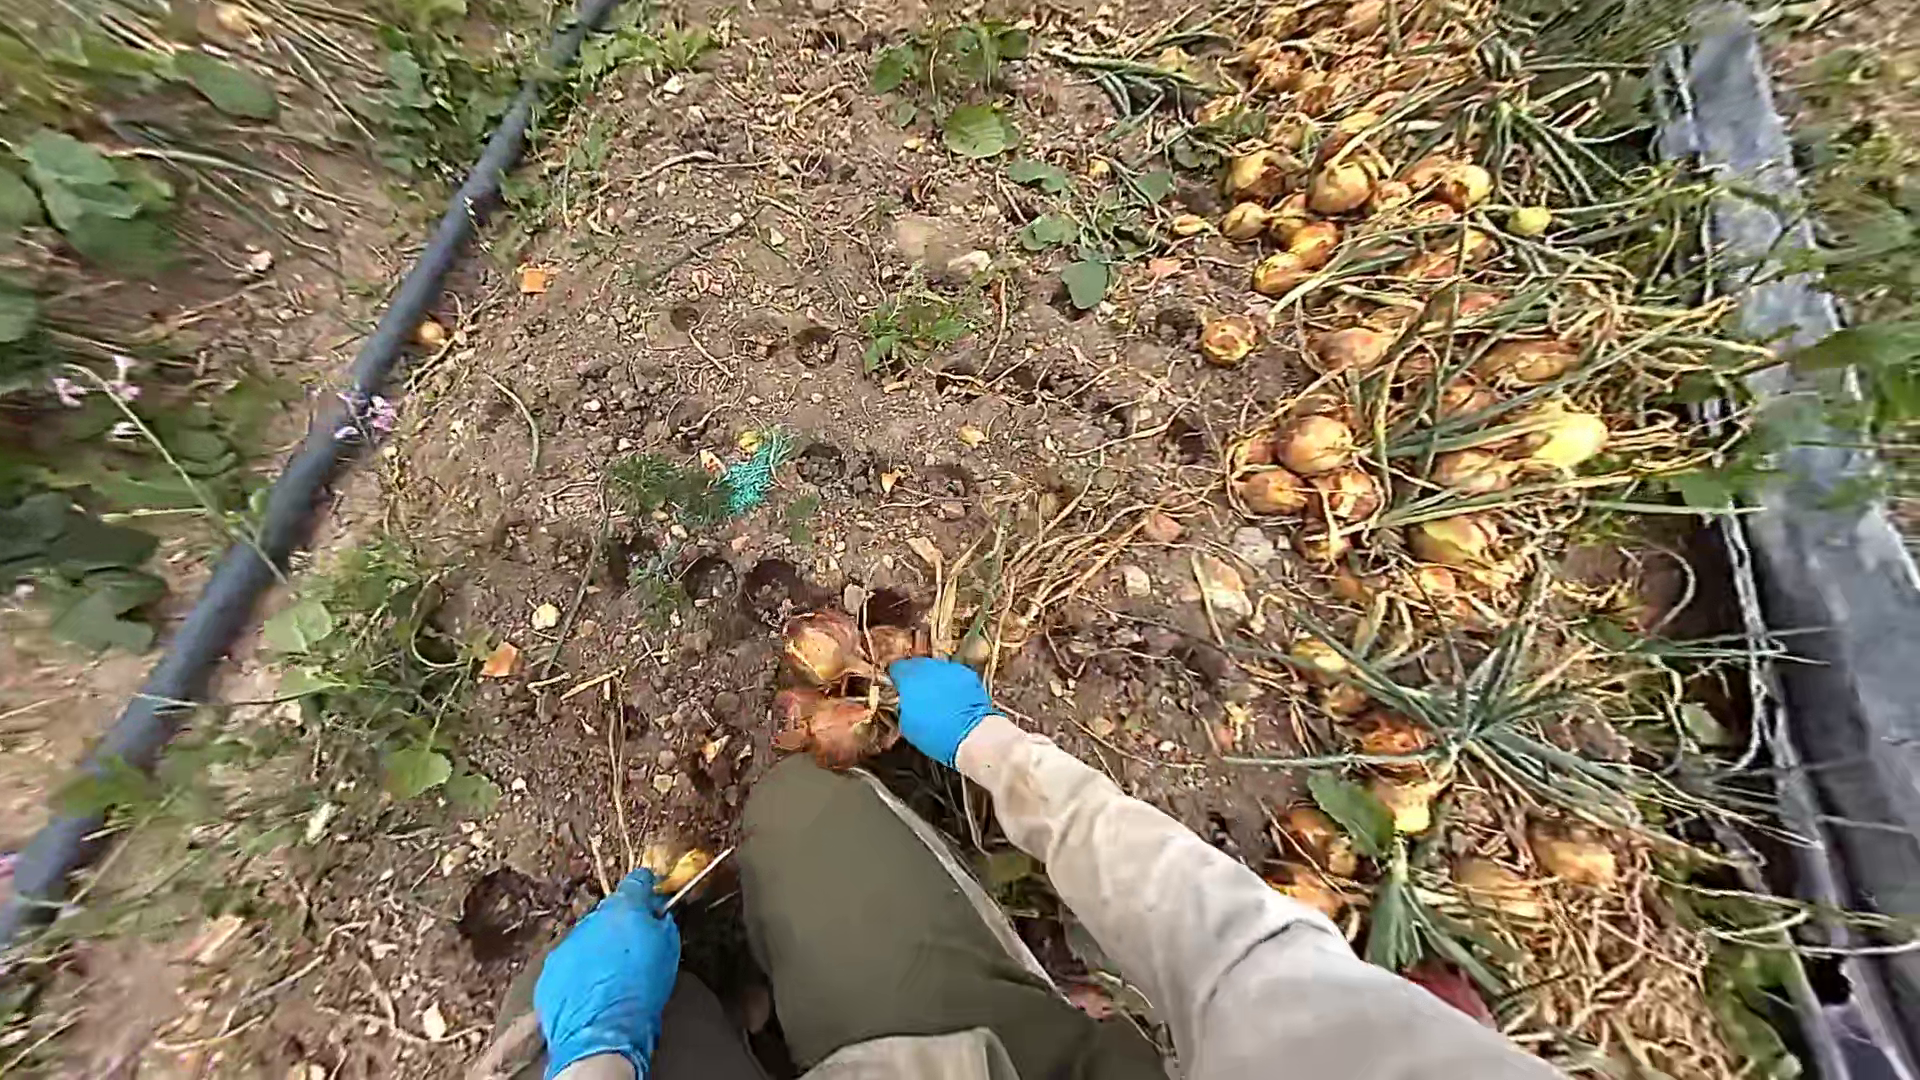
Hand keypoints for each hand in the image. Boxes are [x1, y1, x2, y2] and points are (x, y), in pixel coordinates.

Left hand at [535, 869, 680, 1078]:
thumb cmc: (643, 987)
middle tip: (632, 945)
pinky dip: (579, 969)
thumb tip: (655, 912)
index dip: (647, 887)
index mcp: (625, 907)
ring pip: (587, 935)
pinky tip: (590, 988)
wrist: (602, 1033)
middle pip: (610, 910)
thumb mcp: (668, 945)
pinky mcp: (549, 974)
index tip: (651, 898)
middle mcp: (592, 919)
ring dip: (598, 945)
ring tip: (609, 973)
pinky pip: (569, 962)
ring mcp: (567, 946)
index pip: (637, 880)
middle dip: (621, 922)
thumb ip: (661, 920)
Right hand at [889, 656, 994, 765]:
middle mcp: (929, 668)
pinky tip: (954, 699)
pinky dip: (952, 683)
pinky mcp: (967, 674)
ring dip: (935, 679)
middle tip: (918, 695)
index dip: (896, 677)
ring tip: (938, 699)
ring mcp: (950, 669)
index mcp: (909, 678)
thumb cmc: (936, 734)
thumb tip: (905, 704)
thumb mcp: (906, 725)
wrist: (971, 733)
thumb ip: (903, 707)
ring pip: (937, 668)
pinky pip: (954, 674)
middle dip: (916, 678)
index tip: (898, 686)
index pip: (896, 667)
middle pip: (917, 665)